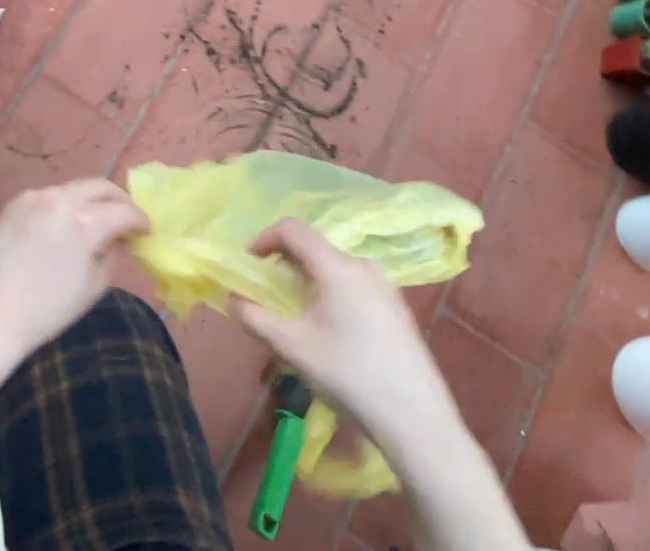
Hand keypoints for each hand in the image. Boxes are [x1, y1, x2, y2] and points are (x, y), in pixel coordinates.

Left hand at [0, 179, 149, 358]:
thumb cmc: (50, 308)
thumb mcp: (96, 283)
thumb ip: (114, 252)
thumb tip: (120, 236)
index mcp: (85, 221)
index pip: (125, 211)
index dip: (141, 221)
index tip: (147, 232)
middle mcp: (60, 198)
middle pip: (101, 187)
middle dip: (119, 201)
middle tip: (128, 220)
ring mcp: (35, 196)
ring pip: (75, 188)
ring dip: (93, 201)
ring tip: (99, 223)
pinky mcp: (17, 201)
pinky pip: (51, 195)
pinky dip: (66, 204)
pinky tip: (67, 226)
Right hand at [232, 219, 457, 449]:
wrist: (417, 420)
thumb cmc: (349, 375)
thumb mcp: (291, 347)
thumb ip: (254, 318)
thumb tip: (232, 299)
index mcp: (338, 268)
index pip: (293, 229)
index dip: (263, 238)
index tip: (249, 264)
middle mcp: (365, 267)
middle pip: (314, 248)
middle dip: (283, 264)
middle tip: (267, 295)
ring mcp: (386, 287)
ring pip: (333, 267)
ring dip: (306, 280)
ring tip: (296, 315)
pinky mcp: (397, 308)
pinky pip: (352, 284)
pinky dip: (329, 292)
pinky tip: (329, 330)